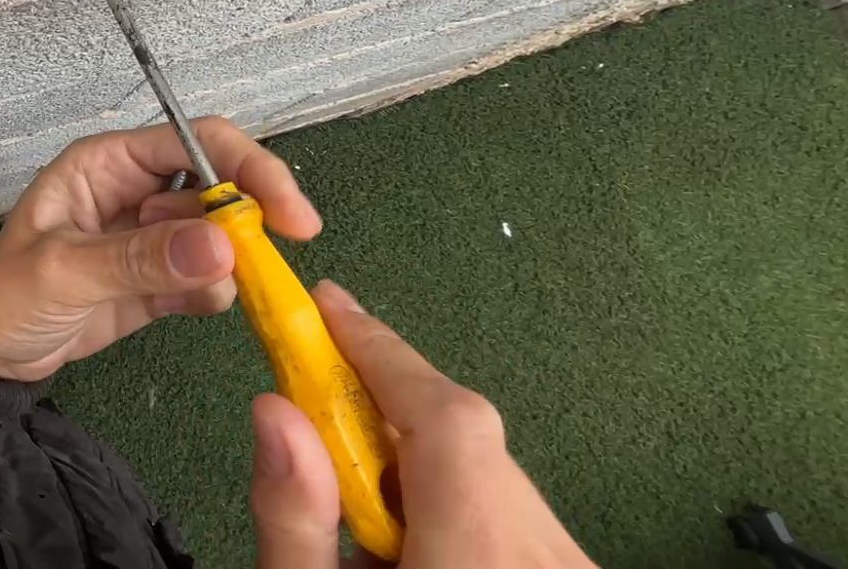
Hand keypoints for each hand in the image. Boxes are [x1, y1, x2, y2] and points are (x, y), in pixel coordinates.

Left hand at [0, 116, 321, 382]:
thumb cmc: (3, 294)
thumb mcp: (61, 271)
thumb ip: (137, 259)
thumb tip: (221, 246)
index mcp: (106, 164)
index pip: (193, 142)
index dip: (248, 168)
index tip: (292, 216)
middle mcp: (135, 190)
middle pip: (219, 184)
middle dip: (245, 220)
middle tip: (253, 261)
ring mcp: (151, 237)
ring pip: (221, 233)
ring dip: (231, 261)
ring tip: (182, 289)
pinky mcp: (161, 281)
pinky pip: (211, 278)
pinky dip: (217, 292)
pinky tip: (187, 304)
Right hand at [249, 281, 595, 567]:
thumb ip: (293, 516)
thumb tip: (274, 408)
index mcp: (485, 558)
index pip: (448, 418)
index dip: (381, 350)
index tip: (322, 303)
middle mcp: (550, 558)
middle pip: (467, 437)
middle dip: (380, 401)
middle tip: (307, 392)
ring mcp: (574, 568)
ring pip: (488, 469)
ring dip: (409, 450)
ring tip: (349, 487)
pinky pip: (510, 508)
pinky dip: (446, 491)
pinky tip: (402, 529)